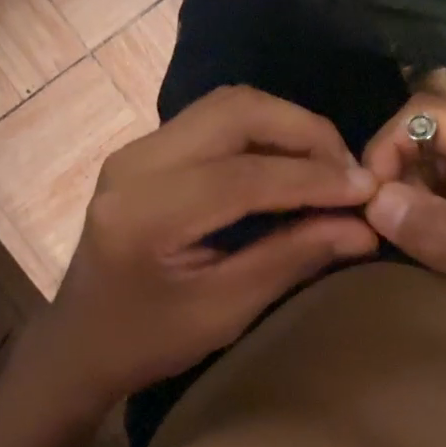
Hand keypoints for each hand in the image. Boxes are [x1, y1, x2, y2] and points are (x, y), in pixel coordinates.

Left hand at [34, 86, 379, 402]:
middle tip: (348, 169)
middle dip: (303, 131)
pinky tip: (290, 159)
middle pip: (236, 112)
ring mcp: (138, 147)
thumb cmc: (147, 341)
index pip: (243, 175)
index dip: (312, 177)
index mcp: (145, 213)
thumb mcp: (225, 312)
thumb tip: (364, 227)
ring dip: (286, 123)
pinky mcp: (147, 146)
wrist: (78, 341)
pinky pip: (216, 117)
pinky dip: (263, 129)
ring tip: (327, 163)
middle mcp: (136, 162)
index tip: (367, 189)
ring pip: (229, 104)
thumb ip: (292, 258)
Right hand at [361, 97, 445, 373]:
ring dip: (404, 189)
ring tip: (392, 229)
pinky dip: (418, 206)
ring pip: (427, 159)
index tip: (370, 193)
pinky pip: (438, 186)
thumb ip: (431, 228)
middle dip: (396, 168)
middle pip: (426, 132)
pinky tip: (410, 234)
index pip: (431, 113)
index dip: (392, 142)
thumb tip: (371, 199)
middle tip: (376, 216)